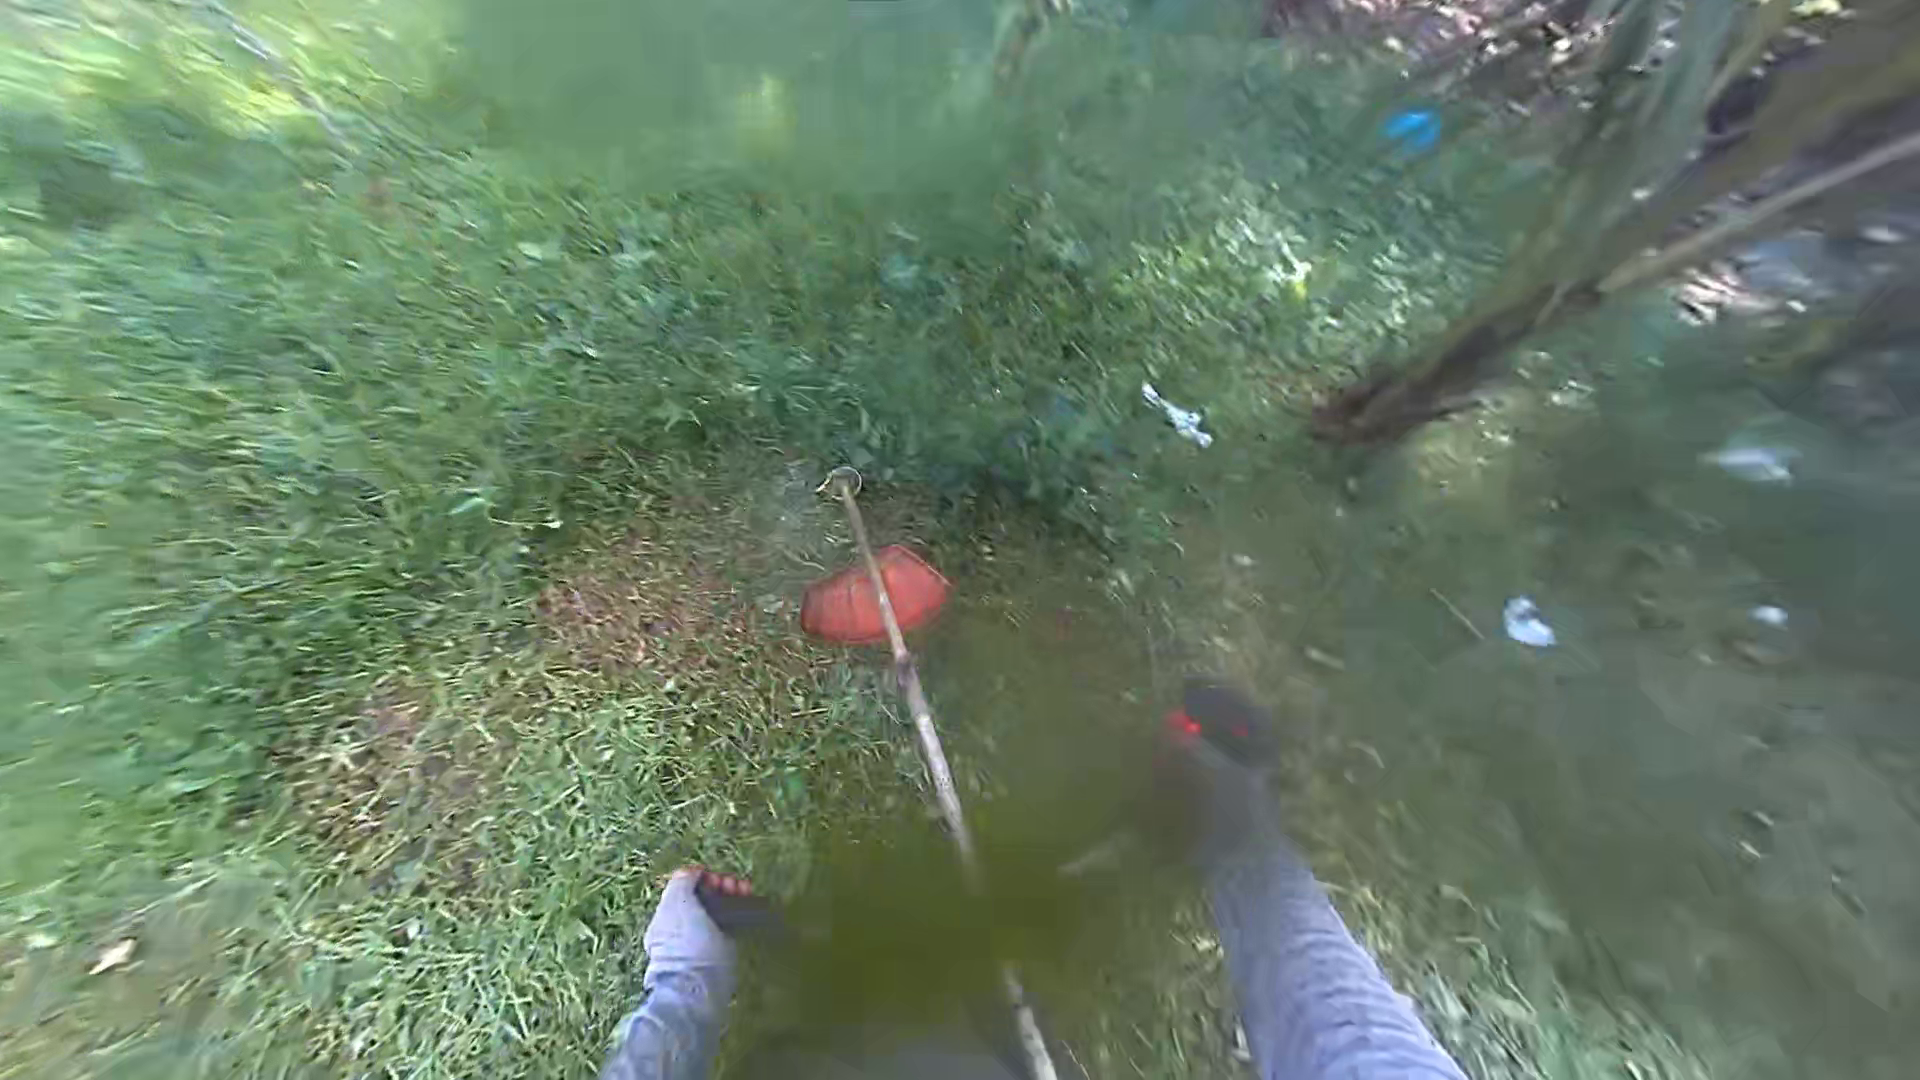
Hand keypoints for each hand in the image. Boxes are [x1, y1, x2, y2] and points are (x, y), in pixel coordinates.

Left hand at [643, 866, 749, 972]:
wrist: (699, 985)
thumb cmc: (685, 941)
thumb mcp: (677, 903)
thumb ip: (682, 882)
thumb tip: (692, 871)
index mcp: (668, 915)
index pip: (687, 886)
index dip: (703, 877)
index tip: (715, 877)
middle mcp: (684, 924)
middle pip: (705, 894)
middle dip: (721, 884)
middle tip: (732, 884)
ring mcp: (703, 935)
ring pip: (721, 904)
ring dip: (733, 892)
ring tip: (744, 890)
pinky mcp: (722, 945)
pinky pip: (732, 916)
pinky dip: (740, 906)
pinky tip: (748, 900)